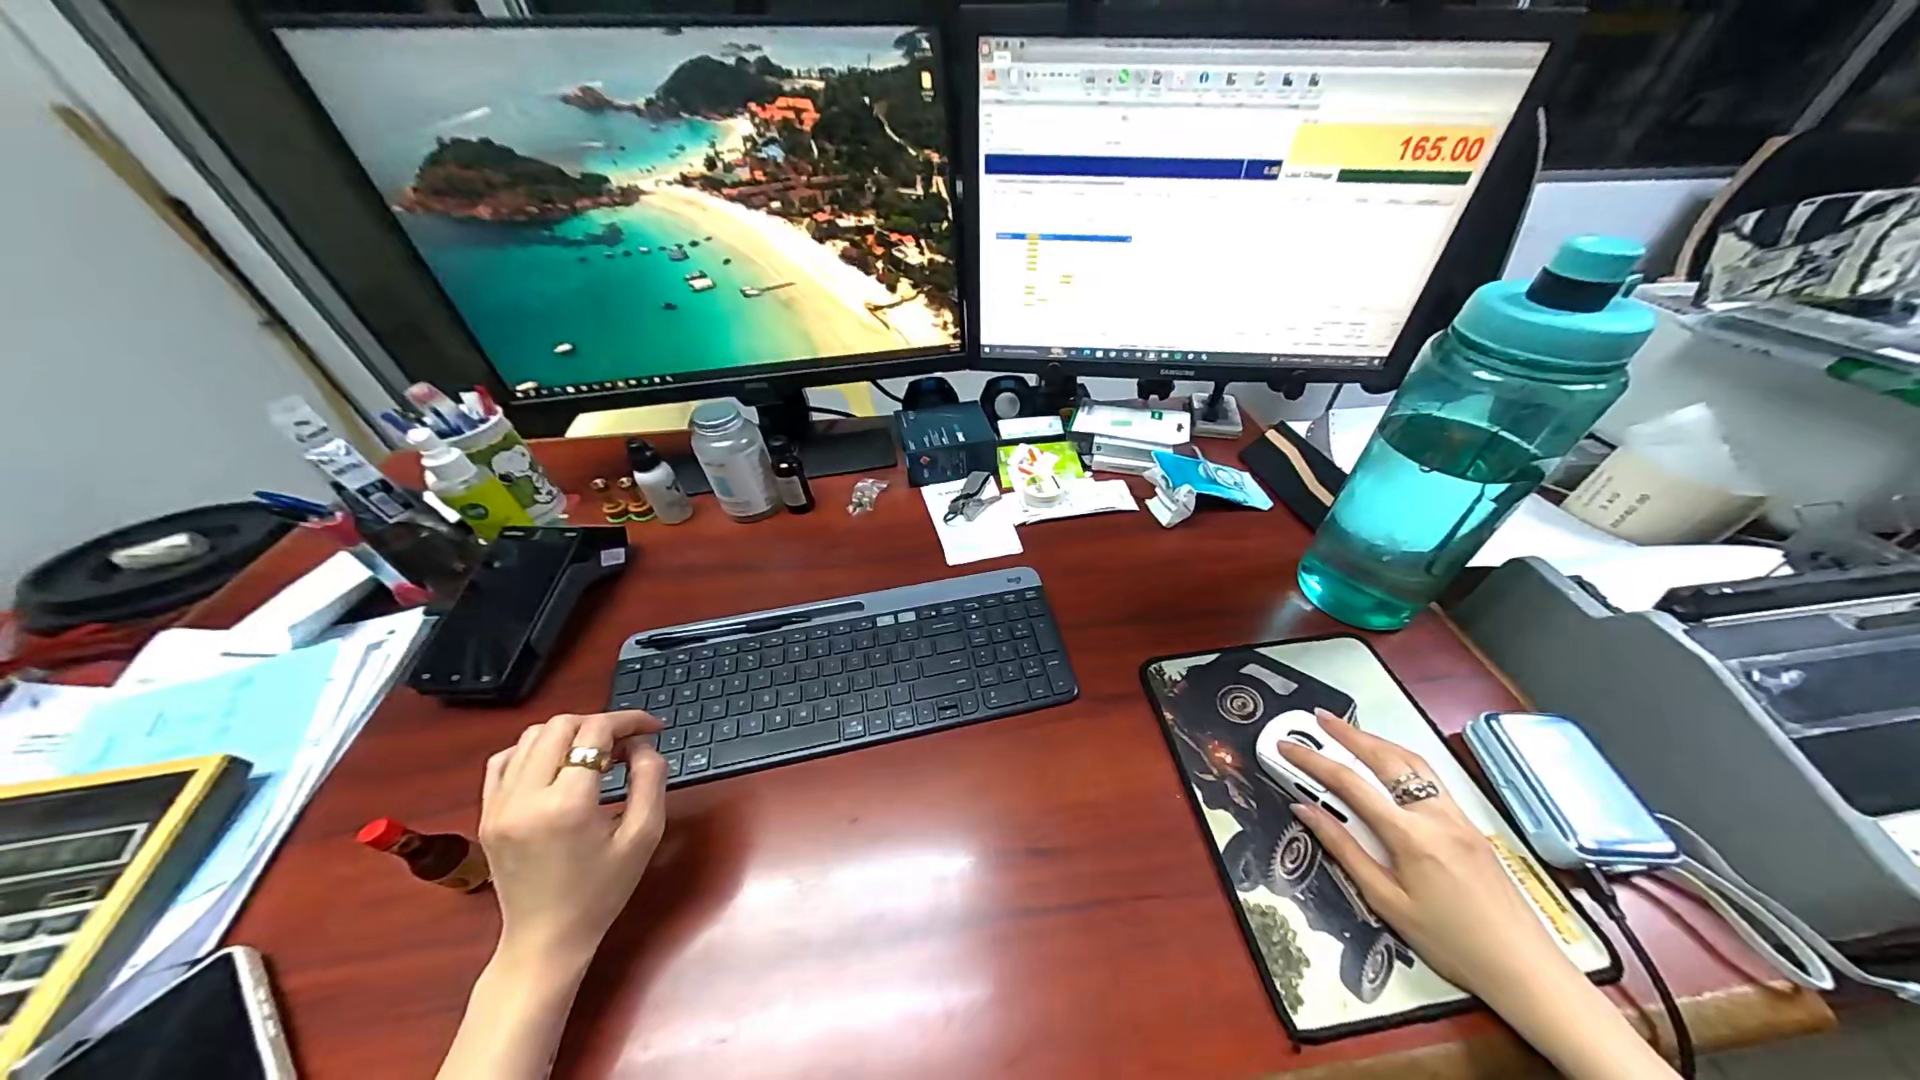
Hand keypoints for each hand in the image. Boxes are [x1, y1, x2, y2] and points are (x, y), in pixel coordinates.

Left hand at [479, 710, 668, 973]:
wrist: (545, 941)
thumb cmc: (602, 891)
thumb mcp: (644, 835)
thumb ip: (651, 778)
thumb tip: (642, 743)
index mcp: (566, 805)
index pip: (595, 733)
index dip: (629, 720)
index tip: (652, 729)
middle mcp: (525, 798)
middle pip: (561, 725)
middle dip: (601, 723)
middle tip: (628, 742)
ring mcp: (498, 806)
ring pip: (532, 735)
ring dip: (570, 733)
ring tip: (597, 752)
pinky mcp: (486, 814)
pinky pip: (505, 759)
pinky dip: (535, 749)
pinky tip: (558, 763)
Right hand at [1273, 709, 1571, 999]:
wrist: (1526, 971)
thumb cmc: (1453, 944)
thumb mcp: (1386, 901)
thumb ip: (1344, 850)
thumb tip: (1307, 812)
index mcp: (1412, 837)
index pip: (1350, 784)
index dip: (1312, 761)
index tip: (1287, 747)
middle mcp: (1437, 817)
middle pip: (1385, 759)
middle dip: (1348, 734)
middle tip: (1320, 718)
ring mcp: (1458, 818)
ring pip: (1414, 762)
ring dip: (1378, 740)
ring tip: (1351, 730)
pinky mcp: (1471, 826)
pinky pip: (1432, 778)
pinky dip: (1403, 758)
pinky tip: (1391, 760)